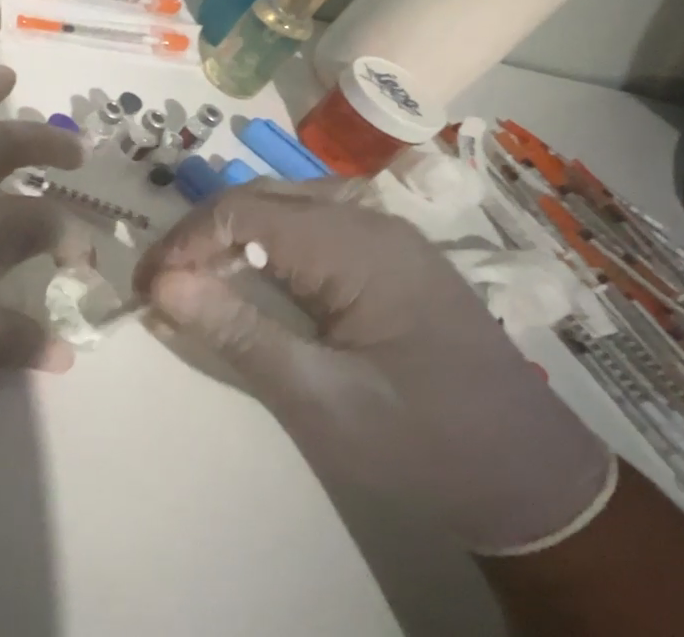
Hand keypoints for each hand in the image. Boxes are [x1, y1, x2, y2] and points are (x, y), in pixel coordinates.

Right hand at [134, 182, 615, 554]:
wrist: (536, 485)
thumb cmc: (424, 444)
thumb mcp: (319, 398)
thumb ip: (235, 332)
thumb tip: (160, 282)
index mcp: (358, 247)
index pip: (243, 212)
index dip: (183, 243)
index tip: (147, 290)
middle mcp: (374, 223)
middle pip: (262, 198)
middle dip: (201, 236)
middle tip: (163, 287)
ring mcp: (390, 238)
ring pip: (286, 206)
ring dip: (231, 236)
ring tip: (197, 281)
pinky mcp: (395, 261)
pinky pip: (314, 227)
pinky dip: (267, 244)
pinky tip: (253, 279)